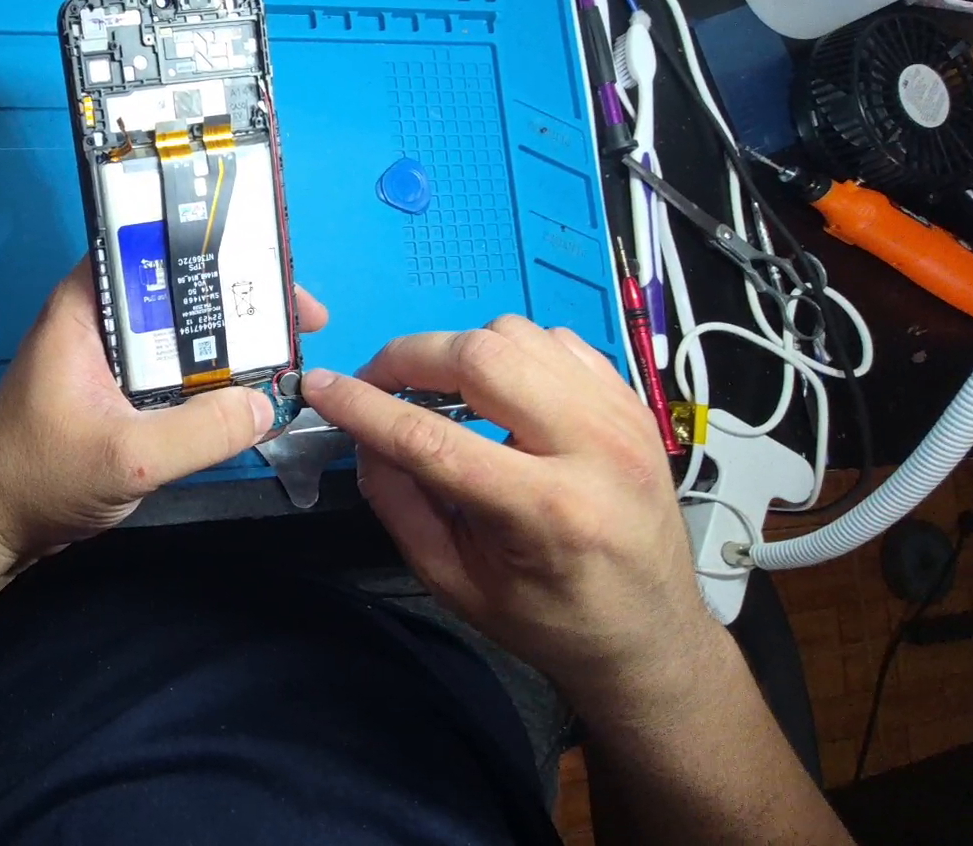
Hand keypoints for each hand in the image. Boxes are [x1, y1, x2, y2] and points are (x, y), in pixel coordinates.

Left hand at [0, 260, 328, 565]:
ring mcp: (110, 359)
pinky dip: (210, 379)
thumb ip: (199, 433)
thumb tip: (267, 405)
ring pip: (181, 335)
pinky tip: (248, 392)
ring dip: (230, 343)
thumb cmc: (38, 478)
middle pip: (178, 290)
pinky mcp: (119, 393)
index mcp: (86, 307)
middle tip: (299, 319)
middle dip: (239, 300)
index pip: (153, 250)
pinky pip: (175, 372)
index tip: (272, 274)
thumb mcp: (126, 458)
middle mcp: (100, 322)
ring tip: (288, 351)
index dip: (216, 251)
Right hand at [302, 317, 718, 708]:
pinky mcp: (632, 402)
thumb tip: (363, 432)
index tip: (320, 387)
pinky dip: (508, 351)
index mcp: (545, 511)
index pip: (430, 437)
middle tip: (379, 383)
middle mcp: (593, 448)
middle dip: (409, 358)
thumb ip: (396, 500)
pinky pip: (553, 339)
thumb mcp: (450, 577)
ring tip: (440, 391)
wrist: (652, 636)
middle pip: (480, 357)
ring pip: (516, 335)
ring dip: (458, 353)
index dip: (363, 405)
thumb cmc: (544, 619)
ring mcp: (621, 416)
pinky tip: (496, 390)